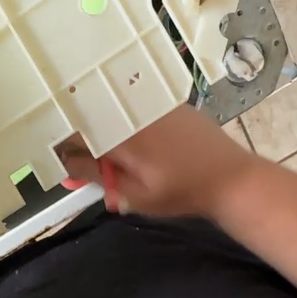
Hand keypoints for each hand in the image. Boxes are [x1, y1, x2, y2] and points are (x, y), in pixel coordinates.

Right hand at [56, 106, 259, 219]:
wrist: (230, 178)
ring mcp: (154, 103)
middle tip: (93, 169)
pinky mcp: (170, 104)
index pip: (77, 133)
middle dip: (87, 142)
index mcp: (122, 134)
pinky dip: (128, 124)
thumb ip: (97, 176)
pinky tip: (141, 147)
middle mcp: (134, 110)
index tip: (69, 166)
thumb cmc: (179, 192)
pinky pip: (137, 109)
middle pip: (95, 118)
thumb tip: (66, 164)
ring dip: (108, 132)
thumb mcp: (133, 195)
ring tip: (120, 161)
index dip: (67, 149)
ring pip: (116, 112)